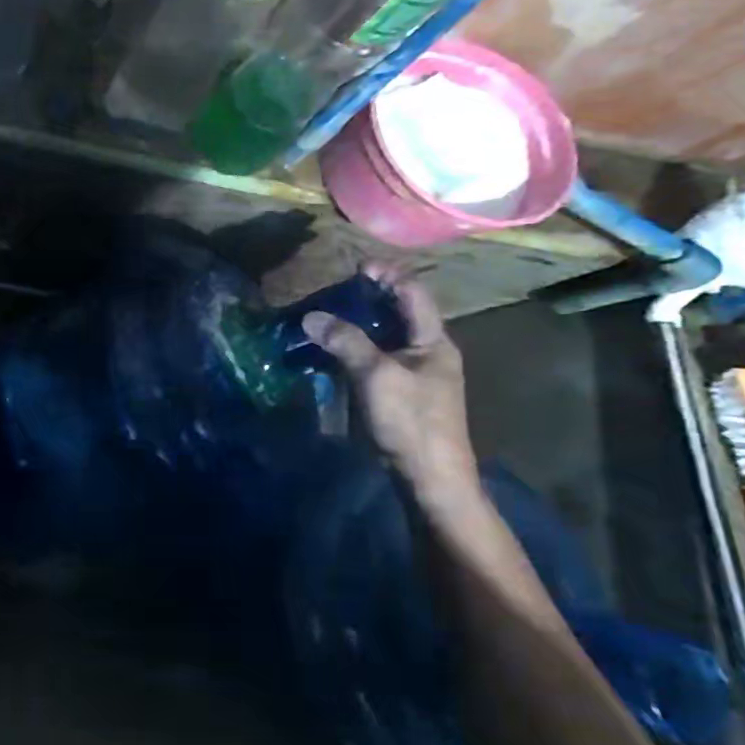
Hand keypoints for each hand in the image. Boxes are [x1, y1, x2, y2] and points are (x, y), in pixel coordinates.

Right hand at [301, 262, 475, 488]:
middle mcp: (427, 352)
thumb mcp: (377, 375)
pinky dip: (355, 351)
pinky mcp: (400, 394)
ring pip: (384, 338)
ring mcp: (415, 375)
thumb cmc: (411, 420)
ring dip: (357, 326)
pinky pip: (376, 361)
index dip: (387, 275)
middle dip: (367, 300)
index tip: (356, 267)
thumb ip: (346, 341)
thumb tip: (311, 316)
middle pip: (398, 314)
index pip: (413, 293)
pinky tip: (331, 354)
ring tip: (325, 319)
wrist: (429, 477)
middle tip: (332, 293)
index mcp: (433, 341)